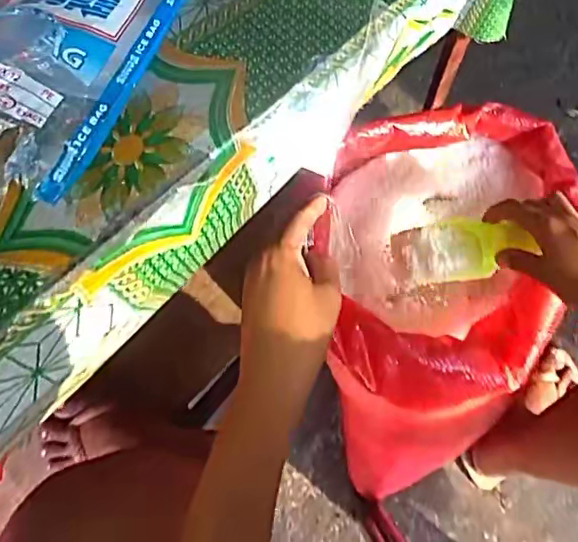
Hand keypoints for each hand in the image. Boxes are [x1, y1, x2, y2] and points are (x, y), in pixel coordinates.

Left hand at [240, 194, 340, 390]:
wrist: (271, 379)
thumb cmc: (305, 333)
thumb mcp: (328, 295)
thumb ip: (325, 265)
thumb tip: (314, 253)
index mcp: (280, 255)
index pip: (298, 222)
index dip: (313, 209)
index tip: (324, 197)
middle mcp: (260, 261)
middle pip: (284, 236)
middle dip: (302, 228)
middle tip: (323, 222)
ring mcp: (250, 280)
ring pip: (276, 253)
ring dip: (293, 248)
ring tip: (314, 247)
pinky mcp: (249, 296)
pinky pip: (270, 269)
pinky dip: (285, 264)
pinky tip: (300, 273)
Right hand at [485, 192, 577, 318]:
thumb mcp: (546, 275)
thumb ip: (522, 261)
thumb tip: (501, 254)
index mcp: (545, 224)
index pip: (515, 209)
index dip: (498, 212)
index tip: (486, 221)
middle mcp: (559, 215)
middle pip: (531, 204)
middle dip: (514, 211)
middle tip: (503, 226)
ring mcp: (575, 219)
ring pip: (549, 202)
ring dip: (535, 207)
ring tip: (528, 224)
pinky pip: (562, 209)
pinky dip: (551, 212)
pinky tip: (551, 231)